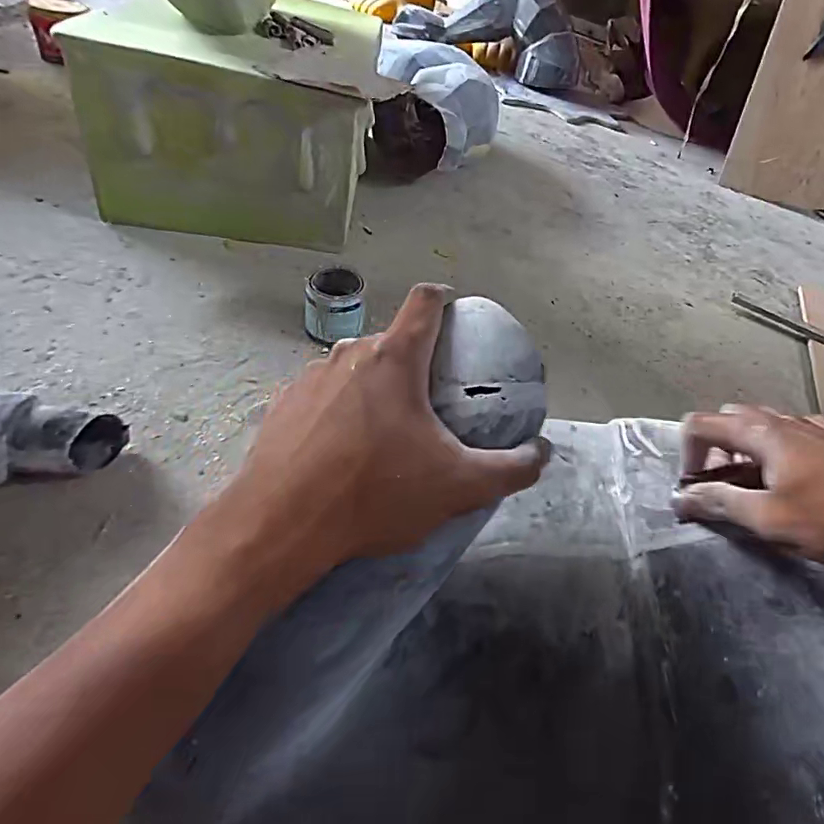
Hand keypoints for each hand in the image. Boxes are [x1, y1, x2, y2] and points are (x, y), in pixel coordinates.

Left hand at [207, 284, 550, 584]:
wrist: (282, 524)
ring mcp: (309, 376)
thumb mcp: (458, 487)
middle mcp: (349, 354)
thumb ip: (511, 469)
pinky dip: (335, 411)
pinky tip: (337, 452)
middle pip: (390, 343)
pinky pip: (321, 395)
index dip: (443, 299)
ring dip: (371, 390)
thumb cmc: (375, 493)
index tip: (454, 314)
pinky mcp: (283, 403)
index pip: (424, 301)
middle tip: (424, 405)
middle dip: (411, 365)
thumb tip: (541, 453)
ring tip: (379, 436)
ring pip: (353, 369)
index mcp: (394, 359)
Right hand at [673, 405, 823, 572]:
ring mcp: (817, 430)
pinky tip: (794, 476)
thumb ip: (721, 503)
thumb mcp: (770, 519)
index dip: (686, 454)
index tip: (697, 490)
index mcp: (763, 433)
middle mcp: (786, 422)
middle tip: (723, 486)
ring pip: (764, 425)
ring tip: (756, 485)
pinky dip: (779, 449)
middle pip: (730, 418)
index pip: (701, 423)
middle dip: (714, 448)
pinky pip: (795, 434)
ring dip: (745, 449)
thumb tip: (680, 497)